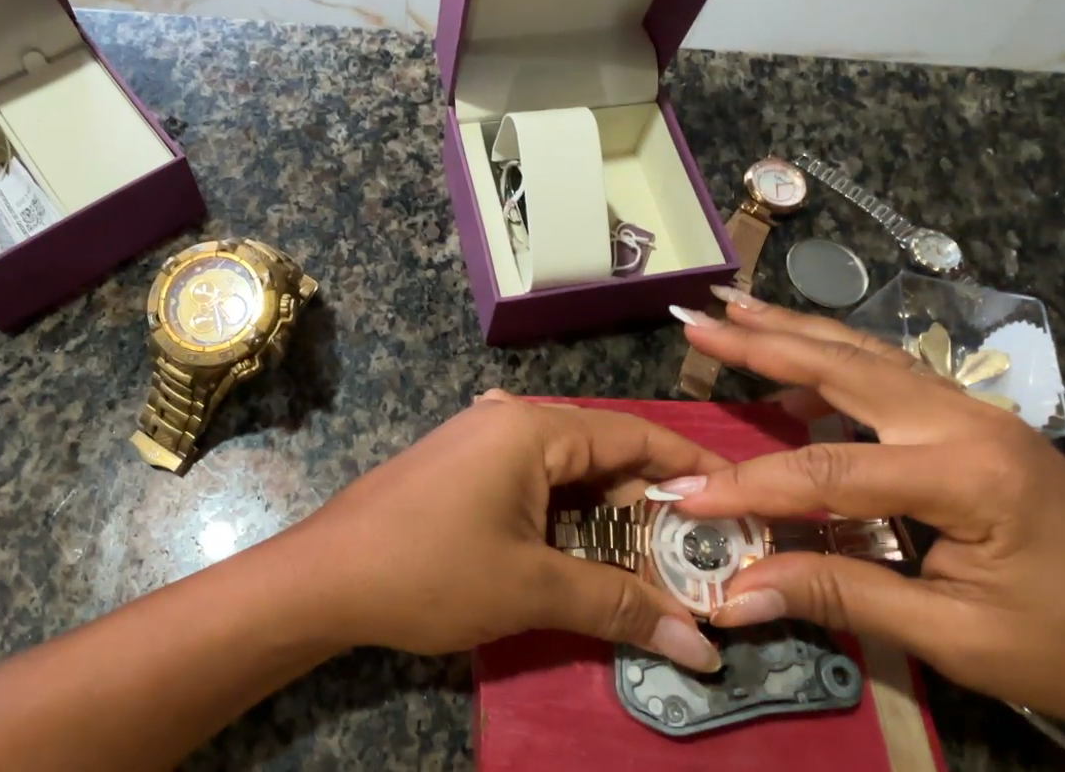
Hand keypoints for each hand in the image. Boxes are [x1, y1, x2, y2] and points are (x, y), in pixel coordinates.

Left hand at [281, 394, 728, 670]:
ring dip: (607, 519)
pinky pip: (534, 482)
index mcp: (532, 426)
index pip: (634, 435)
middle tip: (699, 558)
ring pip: (568, 474)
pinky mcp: (463, 466)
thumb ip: (619, 605)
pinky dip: (567, 517)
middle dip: (649, 508)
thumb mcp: (531, 587)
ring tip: (652, 567)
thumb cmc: (430, 570)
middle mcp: (510, 418)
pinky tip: (585, 554)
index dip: (691, 469)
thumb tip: (701, 646)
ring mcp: (481, 439)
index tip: (740, 503)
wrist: (324, 578)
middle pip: (602, 455)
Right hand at [669, 294, 1064, 771]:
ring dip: (796, 331)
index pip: (824, 473)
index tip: (682, 494)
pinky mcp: (979, 422)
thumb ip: (841, 597)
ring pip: (867, 356)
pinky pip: (892, 374)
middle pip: (841, 368)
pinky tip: (801, 361)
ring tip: (735, 308)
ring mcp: (977, 412)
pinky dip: (836, 357)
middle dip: (761, 344)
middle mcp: (966, 420)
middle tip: (695, 322)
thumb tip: (736, 594)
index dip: (746, 486)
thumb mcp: (958, 639)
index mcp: (966, 474)